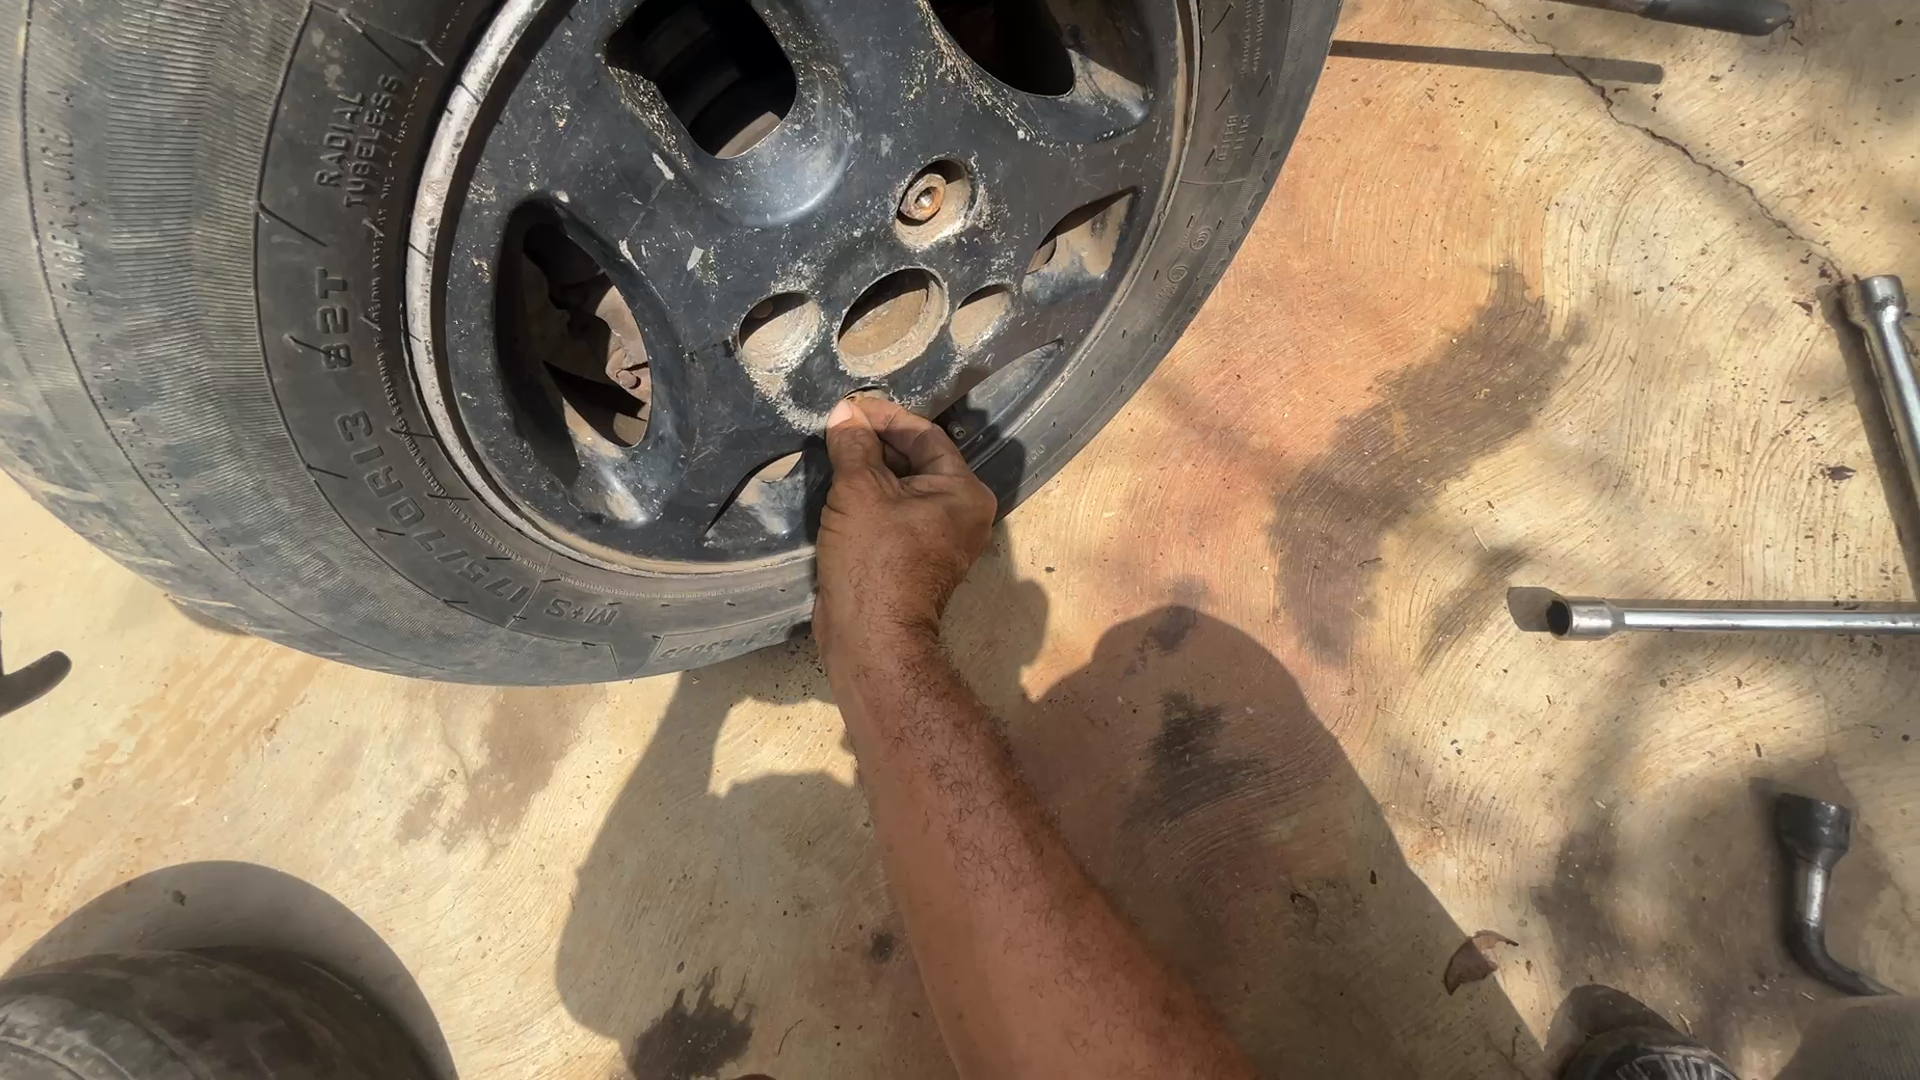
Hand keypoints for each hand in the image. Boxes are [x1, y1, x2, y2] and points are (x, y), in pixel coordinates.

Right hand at [814, 397, 997, 658]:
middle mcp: (964, 513)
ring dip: (872, 472)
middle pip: (918, 462)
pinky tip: (842, 489)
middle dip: (877, 444)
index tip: (849, 407)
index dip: (885, 417)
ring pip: (906, 490)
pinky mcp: (920, 559)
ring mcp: (944, 539)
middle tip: (838, 429)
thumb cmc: (874, 556)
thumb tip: (846, 411)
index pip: (926, 436)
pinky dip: (874, 500)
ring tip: (835, 454)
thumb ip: (855, 445)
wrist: (873, 635)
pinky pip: (899, 516)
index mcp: (965, 491)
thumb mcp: (860, 490)